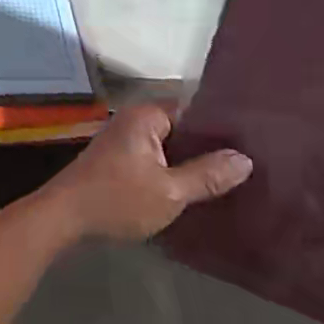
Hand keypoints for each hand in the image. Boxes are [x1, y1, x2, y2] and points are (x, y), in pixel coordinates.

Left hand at [39, 102, 253, 242]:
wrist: (66, 216)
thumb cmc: (117, 198)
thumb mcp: (170, 191)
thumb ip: (207, 174)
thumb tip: (244, 158)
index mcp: (144, 117)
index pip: (191, 108)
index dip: (221, 123)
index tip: (257, 137)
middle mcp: (134, 121)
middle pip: (182, 128)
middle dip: (212, 145)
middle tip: (257, 161)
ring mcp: (126, 141)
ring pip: (171, 147)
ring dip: (195, 161)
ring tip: (239, 176)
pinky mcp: (122, 161)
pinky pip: (158, 159)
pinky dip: (178, 170)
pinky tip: (204, 188)